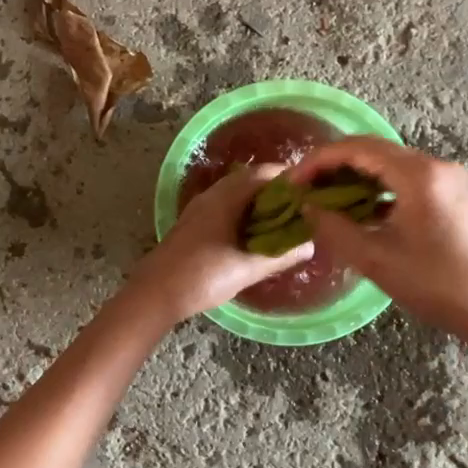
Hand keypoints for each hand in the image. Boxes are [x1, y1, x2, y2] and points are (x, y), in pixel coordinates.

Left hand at [126, 164, 314, 322]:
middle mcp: (212, 196)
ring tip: (285, 223)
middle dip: (277, 191)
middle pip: (250, 181)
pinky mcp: (194, 224)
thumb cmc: (201, 276)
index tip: (312, 192)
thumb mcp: (247, 268)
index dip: (290, 178)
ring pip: (237, 195)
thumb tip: (310, 244)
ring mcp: (200, 209)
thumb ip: (280, 254)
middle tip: (303, 209)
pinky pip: (226, 208)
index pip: (263, 173)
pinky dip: (245, 214)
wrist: (154, 293)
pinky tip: (256, 236)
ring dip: (260, 204)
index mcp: (225, 198)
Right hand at [290, 139, 467, 346]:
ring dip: (354, 178)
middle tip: (303, 190)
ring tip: (323, 201)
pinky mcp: (454, 197)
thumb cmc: (438, 287)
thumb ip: (334, 228)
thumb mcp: (376, 260)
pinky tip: (358, 211)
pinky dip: (377, 188)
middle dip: (332, 167)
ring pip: (388, 164)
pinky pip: (405, 180)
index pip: (356, 148)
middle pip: (372, 150)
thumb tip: (307, 207)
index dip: (317, 162)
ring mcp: (449, 181)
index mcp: (419, 175)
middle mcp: (436, 167)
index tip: (291, 184)